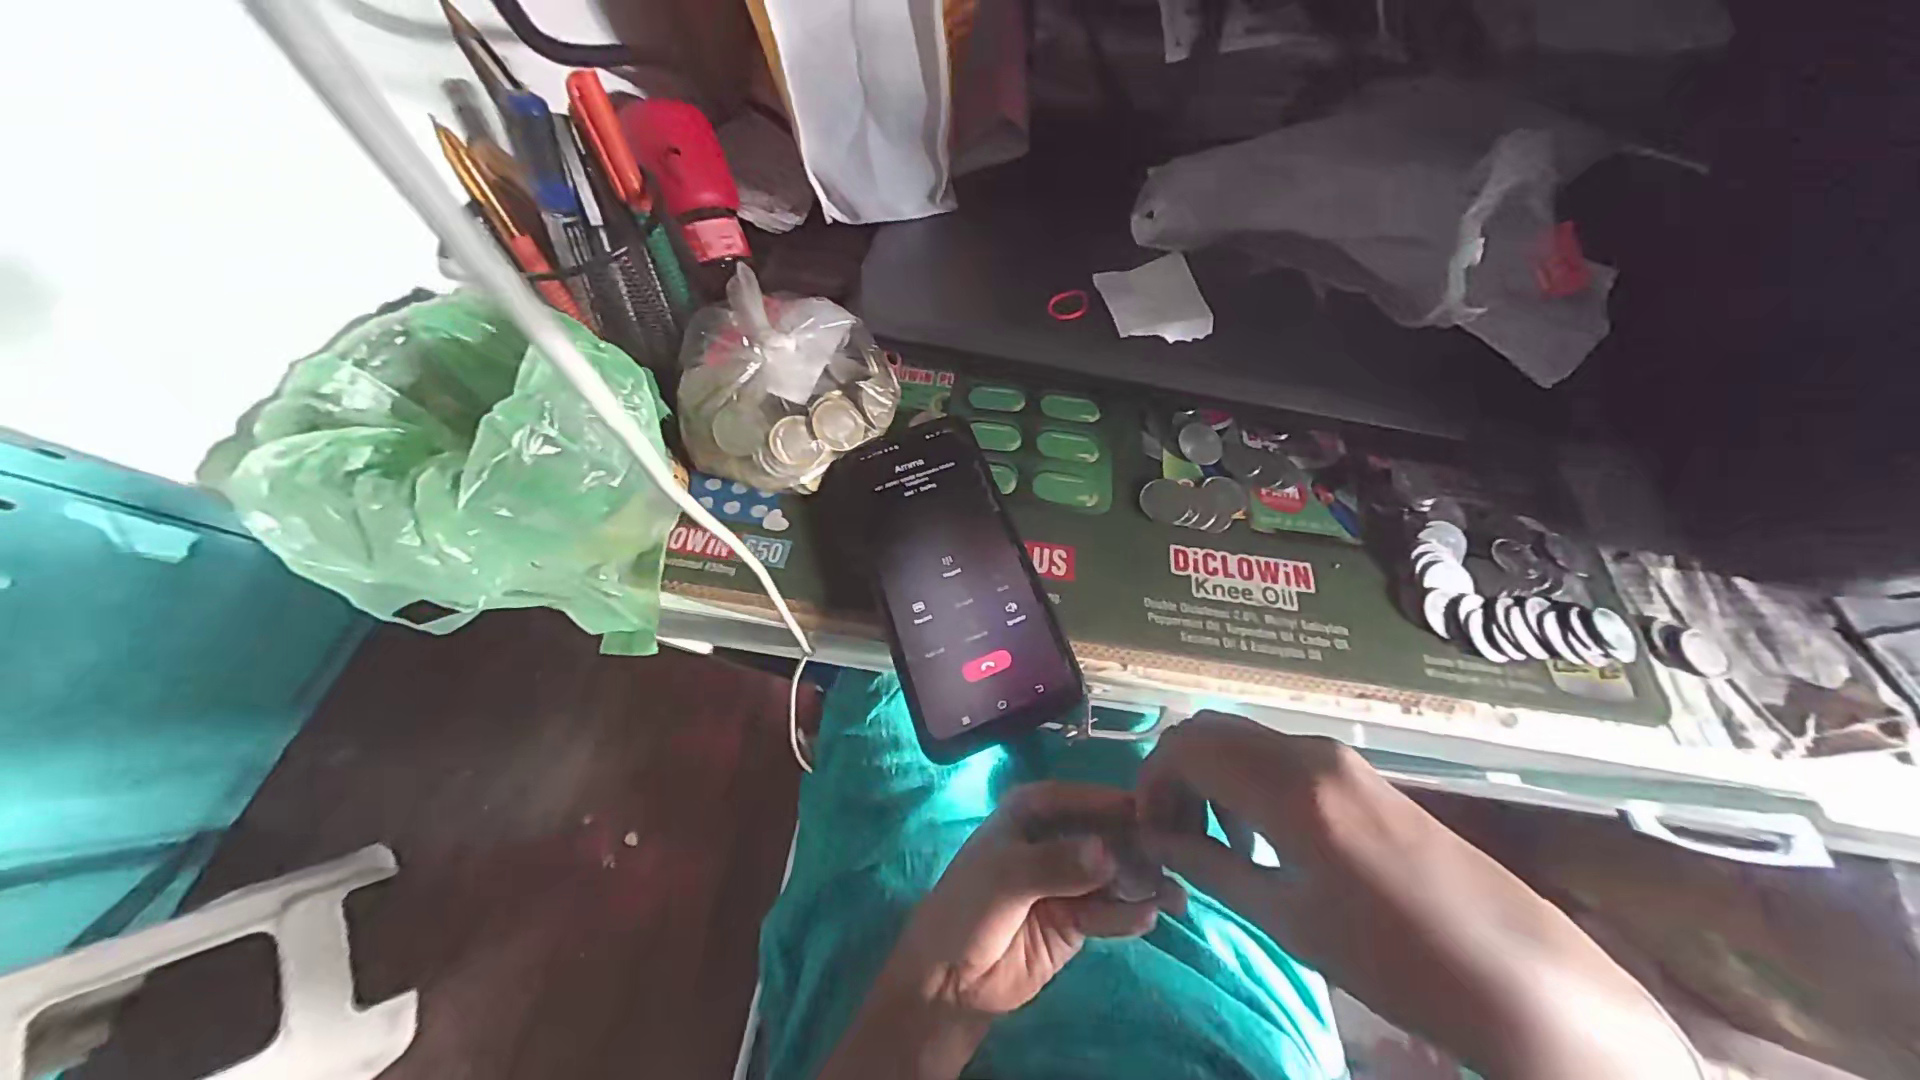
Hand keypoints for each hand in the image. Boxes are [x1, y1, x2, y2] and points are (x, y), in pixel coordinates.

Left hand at [888, 781, 1185, 1016]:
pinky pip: (1112, 910)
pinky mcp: (1079, 917)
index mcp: (1033, 810)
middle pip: (1107, 834)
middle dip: (1138, 847)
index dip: (1117, 805)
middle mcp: (1056, 836)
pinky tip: (1148, 917)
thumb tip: (1107, 853)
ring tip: (1173, 896)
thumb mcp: (1006, 878)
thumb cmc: (968, 909)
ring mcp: (1070, 878)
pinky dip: (1130, 913)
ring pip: (1116, 872)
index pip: (1082, 799)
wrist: (951, 979)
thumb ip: (1055, 865)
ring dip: (1144, 881)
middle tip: (1173, 864)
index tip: (1157, 816)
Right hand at [1137, 711, 1699, 1079]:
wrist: (1522, 977)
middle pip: (1209, 731)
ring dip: (1209, 776)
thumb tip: (1152, 840)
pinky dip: (1245, 780)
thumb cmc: (1396, 960)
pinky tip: (1261, 837)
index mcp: (1290, 788)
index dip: (1150, 781)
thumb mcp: (1287, 918)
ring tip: (1214, 843)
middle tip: (1171, 831)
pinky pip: (1277, 756)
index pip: (1186, 748)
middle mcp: (1308, 752)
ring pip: (1241, 740)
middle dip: (1174, 773)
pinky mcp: (1356, 770)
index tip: (1146, 828)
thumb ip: (1208, 865)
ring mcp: (1336, 756)